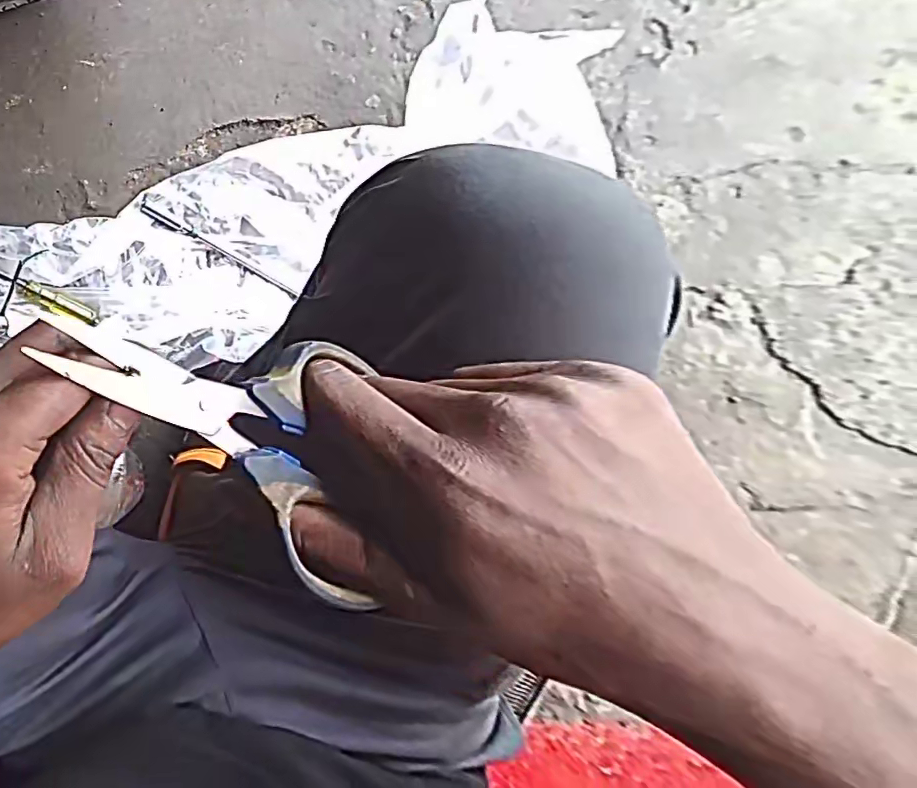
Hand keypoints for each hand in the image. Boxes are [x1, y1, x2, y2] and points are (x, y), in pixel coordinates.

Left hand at [0, 322, 140, 731]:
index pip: (70, 376)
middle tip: (147, 392)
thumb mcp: (55, 546)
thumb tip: (127, 403)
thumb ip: (91, 464)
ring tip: (122, 407)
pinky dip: (62, 377)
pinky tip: (86, 414)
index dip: (124, 378)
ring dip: (86, 365)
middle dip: (105, 358)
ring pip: (38, 347)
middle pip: (50, 343)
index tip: (164, 391)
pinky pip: (24, 368)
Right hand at [287, 360, 796, 696]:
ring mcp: (556, 394)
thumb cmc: (568, 622)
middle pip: (392, 385)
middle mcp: (492, 420)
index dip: (325, 400)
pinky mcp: (604, 380)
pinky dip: (514, 406)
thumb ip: (340, 543)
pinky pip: (516, 374)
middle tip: (433, 470)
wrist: (722, 632)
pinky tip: (546, 454)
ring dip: (455, 414)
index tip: (332, 416)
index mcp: (441, 474)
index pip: (337, 387)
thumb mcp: (435, 602)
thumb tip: (285, 498)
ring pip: (452, 381)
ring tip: (501, 468)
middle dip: (395, 422)